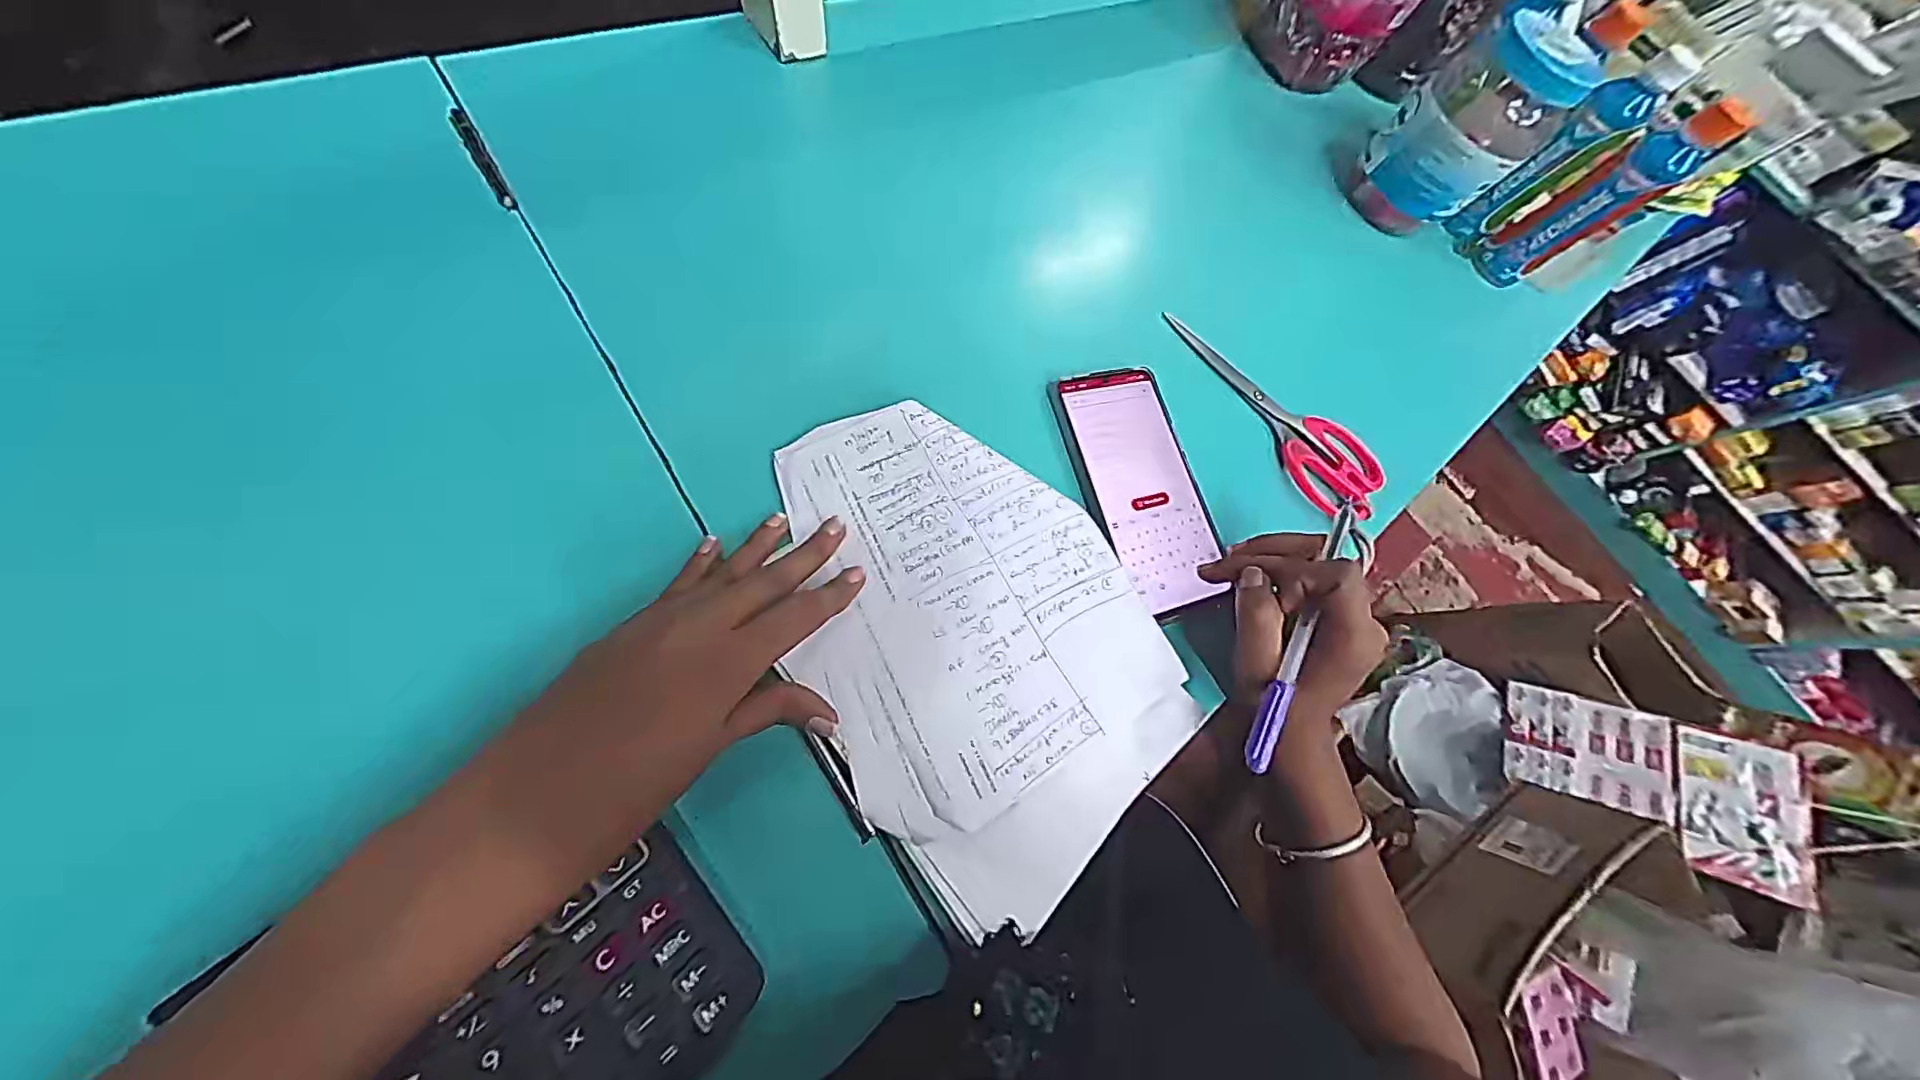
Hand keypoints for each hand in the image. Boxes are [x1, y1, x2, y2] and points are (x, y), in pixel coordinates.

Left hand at [520, 512, 864, 760]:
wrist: (525, 803)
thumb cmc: (631, 789)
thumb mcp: (708, 750)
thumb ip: (766, 713)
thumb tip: (828, 714)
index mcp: (725, 664)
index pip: (790, 620)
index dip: (826, 597)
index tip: (854, 573)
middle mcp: (696, 630)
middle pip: (760, 585)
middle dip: (802, 556)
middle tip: (833, 527)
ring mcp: (657, 623)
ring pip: (718, 576)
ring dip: (754, 548)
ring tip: (781, 520)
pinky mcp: (627, 628)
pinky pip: (675, 587)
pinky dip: (698, 565)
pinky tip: (713, 544)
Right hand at [1199, 533, 1386, 712]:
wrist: (1290, 737)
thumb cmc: (1272, 708)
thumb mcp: (1255, 664)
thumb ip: (1255, 614)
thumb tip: (1252, 574)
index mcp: (1353, 635)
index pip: (1337, 573)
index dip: (1293, 568)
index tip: (1255, 582)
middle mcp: (1365, 624)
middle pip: (1330, 559)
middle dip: (1278, 552)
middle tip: (1233, 559)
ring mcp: (1356, 621)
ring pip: (1321, 565)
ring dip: (1275, 559)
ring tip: (1233, 567)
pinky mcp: (1340, 622)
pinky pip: (1315, 582)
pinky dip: (1282, 575)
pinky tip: (1251, 579)